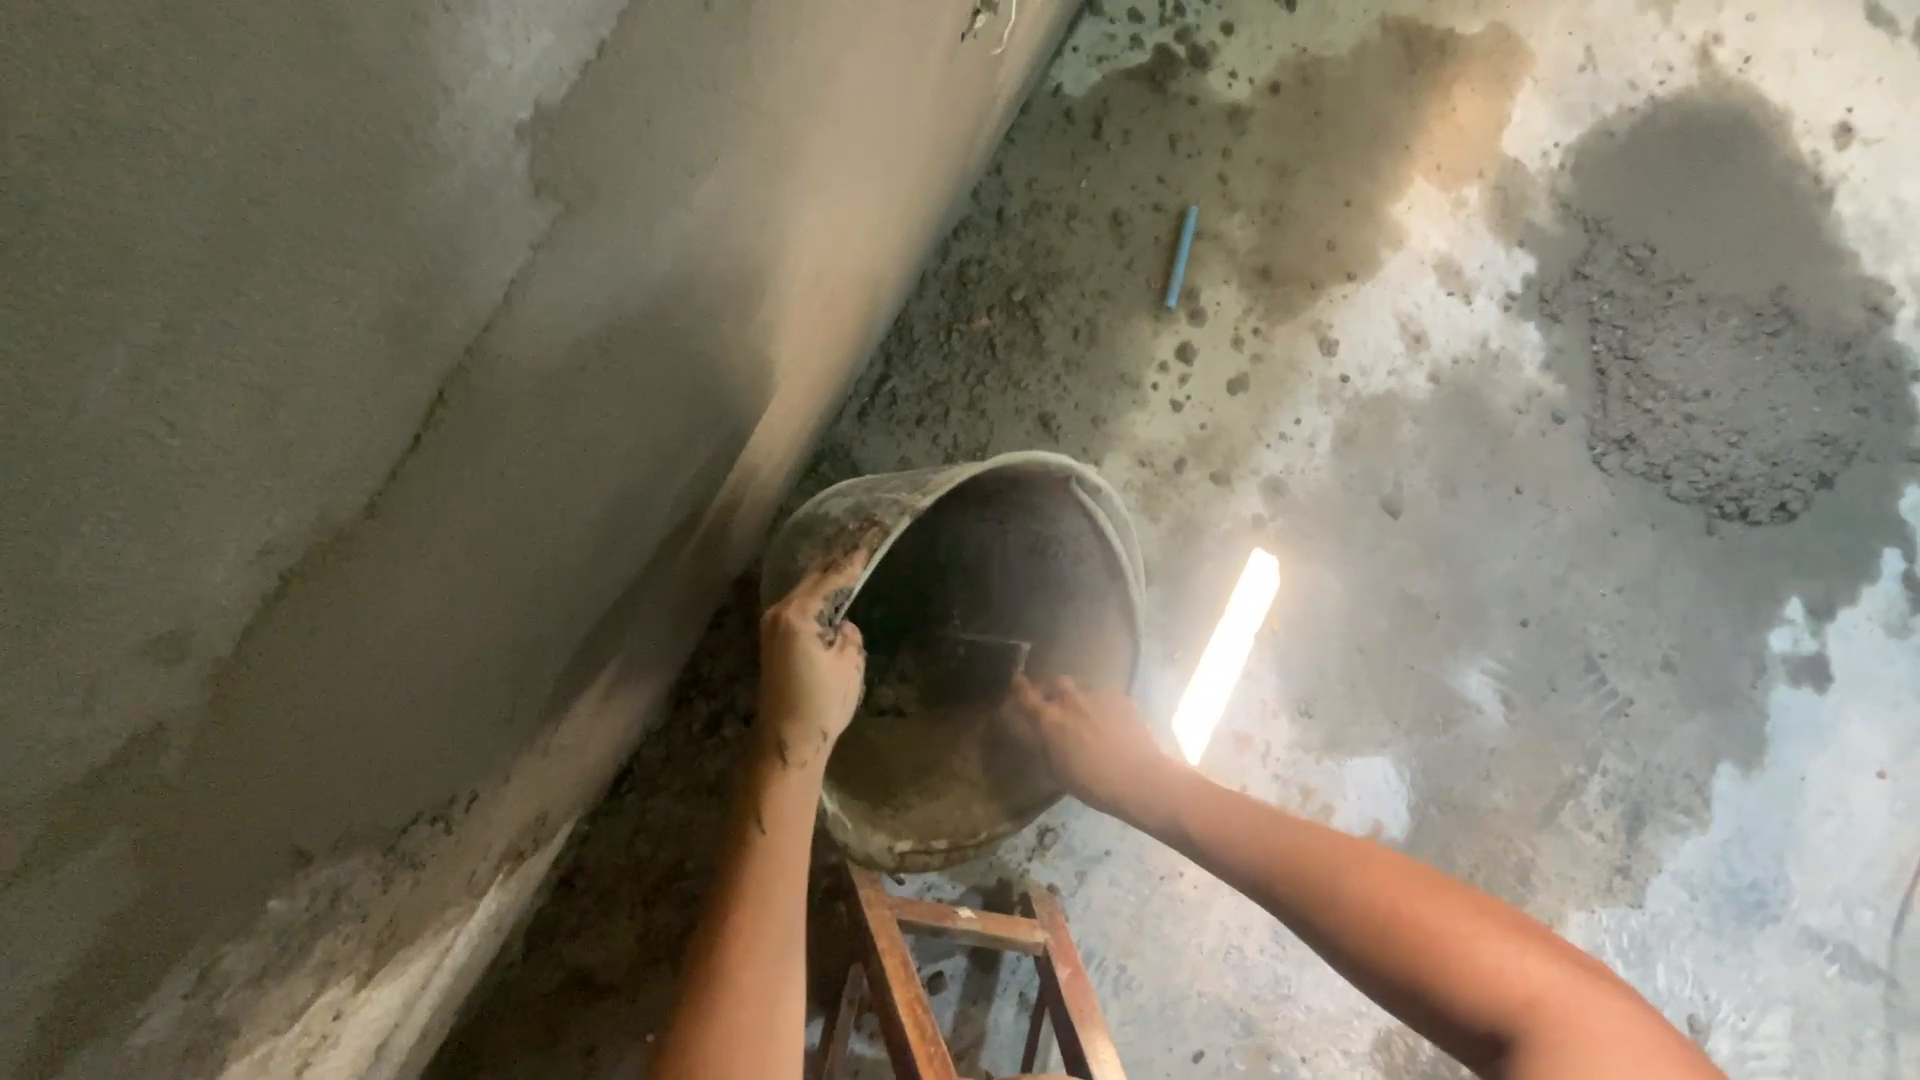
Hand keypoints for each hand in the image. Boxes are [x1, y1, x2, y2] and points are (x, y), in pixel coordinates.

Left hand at [756, 550, 869, 771]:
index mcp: (798, 615)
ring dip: (826, 576)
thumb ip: (849, 635)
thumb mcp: (849, 665)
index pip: (831, 577)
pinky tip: (830, 589)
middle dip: (838, 560)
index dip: (854, 559)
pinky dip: (816, 594)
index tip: (872, 537)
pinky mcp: (773, 639)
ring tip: (851, 557)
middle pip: (813, 577)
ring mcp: (772, 625)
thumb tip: (841, 626)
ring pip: (804, 590)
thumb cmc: (820, 704)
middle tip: (863, 536)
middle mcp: (779, 613)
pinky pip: (799, 604)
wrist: (787, 740)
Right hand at [1004, 674, 1179, 821]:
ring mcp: (1097, 696)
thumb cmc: (1092, 783)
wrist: (1139, 778)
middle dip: (1052, 690)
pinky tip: (1111, 721)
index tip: (1017, 681)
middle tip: (1056, 704)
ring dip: (1077, 696)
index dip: (1019, 687)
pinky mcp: (1120, 698)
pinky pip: (1104, 696)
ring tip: (1085, 712)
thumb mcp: (1057, 771)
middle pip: (1055, 683)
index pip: (1025, 695)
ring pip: (1081, 688)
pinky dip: (1101, 704)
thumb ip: (1042, 746)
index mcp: (1049, 720)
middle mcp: (1070, 701)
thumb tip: (1033, 733)